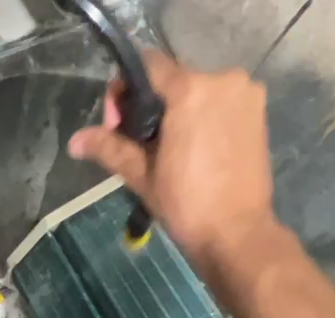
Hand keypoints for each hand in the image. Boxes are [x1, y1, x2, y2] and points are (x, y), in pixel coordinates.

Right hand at [67, 51, 276, 258]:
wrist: (235, 233)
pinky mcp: (258, 112)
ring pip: (198, 93)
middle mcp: (223, 80)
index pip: (148, 66)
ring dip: (178, 116)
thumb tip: (75, 141)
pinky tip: (195, 154)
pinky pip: (220, 104)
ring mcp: (245, 94)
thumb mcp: (142, 176)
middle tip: (141, 148)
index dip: (125, 92)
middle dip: (152, 108)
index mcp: (191, 90)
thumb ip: (110, 148)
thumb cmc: (187, 205)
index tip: (119, 126)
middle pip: (174, 80)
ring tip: (169, 154)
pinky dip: (203, 121)